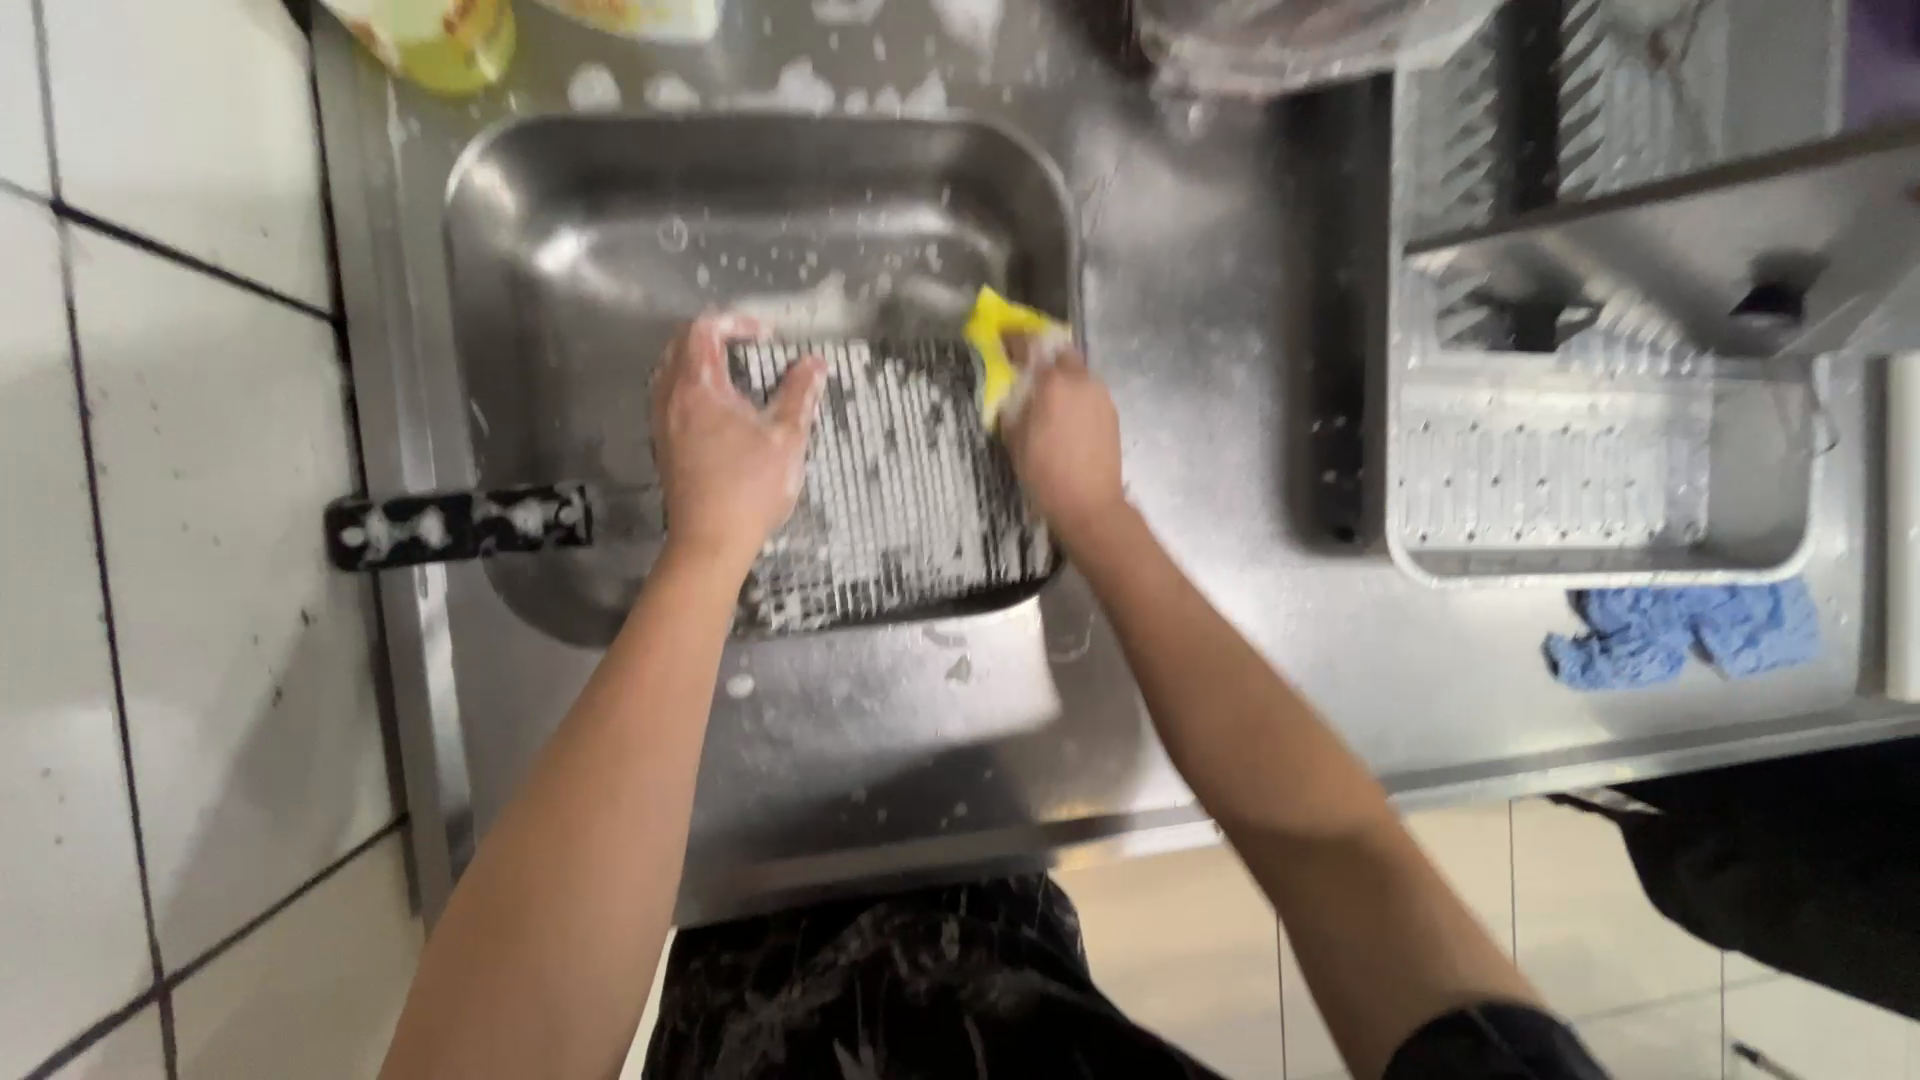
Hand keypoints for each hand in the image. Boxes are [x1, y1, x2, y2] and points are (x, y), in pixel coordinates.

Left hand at [651, 314, 825, 576]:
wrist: (710, 541)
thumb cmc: (750, 488)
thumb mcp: (787, 438)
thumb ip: (800, 395)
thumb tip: (815, 363)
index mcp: (697, 387)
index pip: (704, 330)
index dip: (736, 323)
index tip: (766, 337)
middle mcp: (670, 398)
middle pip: (679, 345)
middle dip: (713, 337)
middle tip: (748, 347)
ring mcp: (661, 423)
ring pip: (669, 372)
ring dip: (698, 362)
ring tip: (733, 374)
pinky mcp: (662, 445)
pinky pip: (668, 397)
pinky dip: (691, 388)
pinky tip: (718, 409)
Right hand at [999, 334, 1126, 543]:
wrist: (1089, 504)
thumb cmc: (1045, 475)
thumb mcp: (1016, 441)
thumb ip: (1014, 408)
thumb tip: (1013, 393)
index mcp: (1052, 384)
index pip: (1032, 347)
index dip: (1016, 340)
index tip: (1005, 340)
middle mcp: (1080, 381)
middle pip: (1062, 353)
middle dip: (1046, 357)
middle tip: (1031, 372)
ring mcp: (1100, 395)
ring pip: (1080, 372)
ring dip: (1064, 377)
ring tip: (1050, 399)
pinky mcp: (1111, 412)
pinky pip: (1090, 392)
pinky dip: (1077, 395)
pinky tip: (1068, 418)